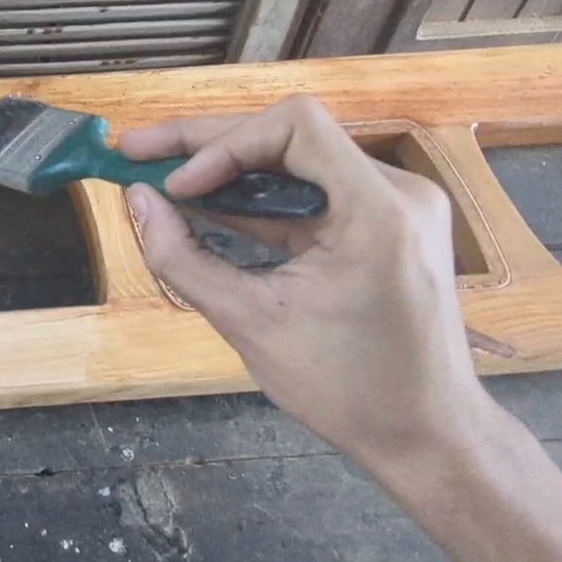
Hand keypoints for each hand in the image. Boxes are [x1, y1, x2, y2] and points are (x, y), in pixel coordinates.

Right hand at [122, 95, 491, 470]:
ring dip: (223, 168)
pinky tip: (203, 205)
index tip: (174, 185)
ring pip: (291, 158)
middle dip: (205, 144)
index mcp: (377, 211)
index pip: (294, 126)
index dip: (222, 144)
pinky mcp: (380, 223)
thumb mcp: (247, 322)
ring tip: (160, 177)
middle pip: (286, 135)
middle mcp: (395, 191)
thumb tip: (136, 200)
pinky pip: (305, 189)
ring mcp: (392, 205)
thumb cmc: (346, 389)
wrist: (426, 435)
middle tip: (136, 151)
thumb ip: (181, 257)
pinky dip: (251, 196)